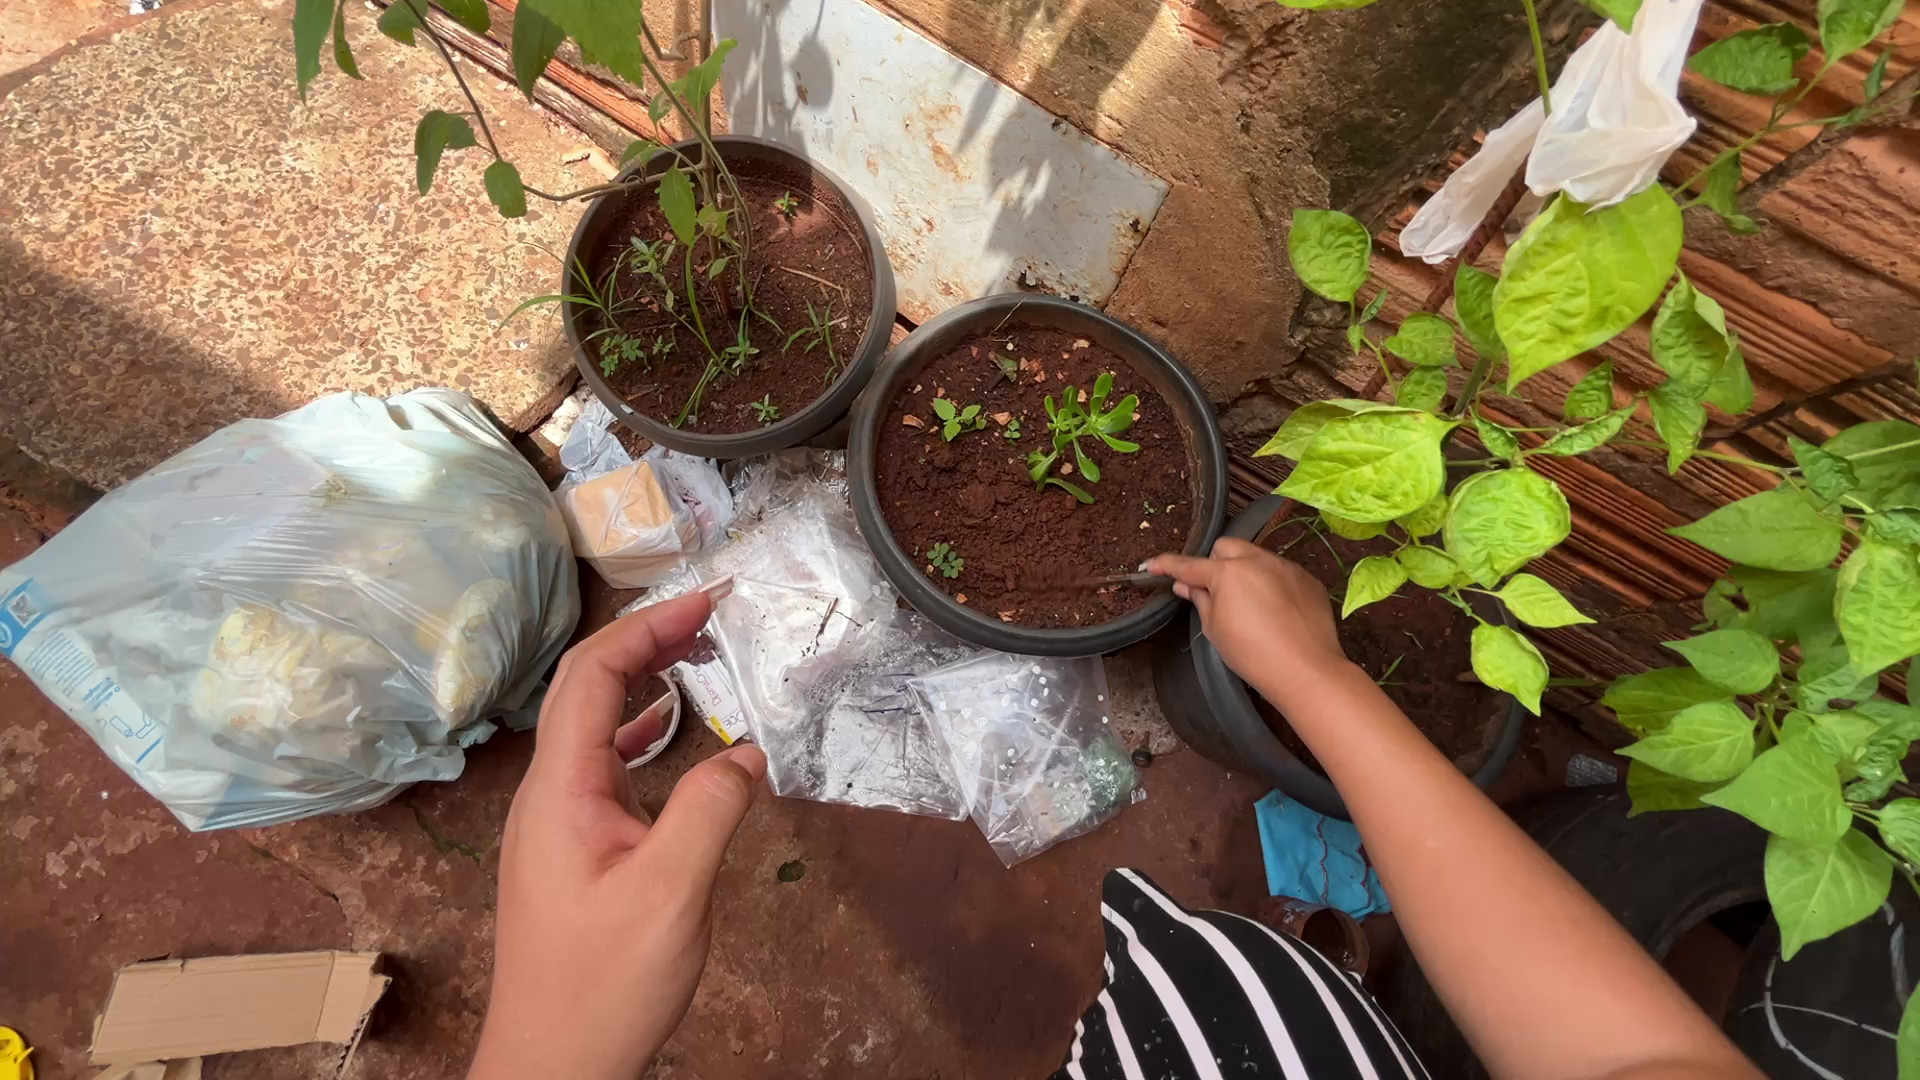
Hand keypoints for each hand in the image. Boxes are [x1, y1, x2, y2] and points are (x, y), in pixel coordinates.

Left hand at [469, 587, 766, 1079]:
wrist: (553, 1069)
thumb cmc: (604, 982)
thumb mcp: (672, 892)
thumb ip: (711, 809)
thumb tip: (747, 750)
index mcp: (560, 789)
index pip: (591, 677)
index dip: (646, 628)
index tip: (705, 603)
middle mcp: (550, 791)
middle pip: (587, 687)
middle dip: (645, 638)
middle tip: (708, 614)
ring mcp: (558, 816)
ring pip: (595, 719)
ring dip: (643, 676)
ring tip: (695, 651)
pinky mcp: (576, 839)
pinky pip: (606, 758)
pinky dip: (643, 724)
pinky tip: (669, 726)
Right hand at [1148, 537, 1354, 701]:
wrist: (1306, 670)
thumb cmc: (1252, 653)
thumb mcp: (1215, 629)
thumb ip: (1200, 599)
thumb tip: (1185, 585)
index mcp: (1227, 572)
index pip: (1188, 564)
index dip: (1166, 565)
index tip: (1150, 565)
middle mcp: (1256, 560)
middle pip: (1225, 548)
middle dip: (1215, 563)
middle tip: (1215, 591)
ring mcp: (1285, 566)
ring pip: (1254, 556)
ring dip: (1244, 571)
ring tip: (1250, 605)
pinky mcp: (1307, 578)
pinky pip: (1280, 571)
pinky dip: (1270, 583)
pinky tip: (1275, 611)